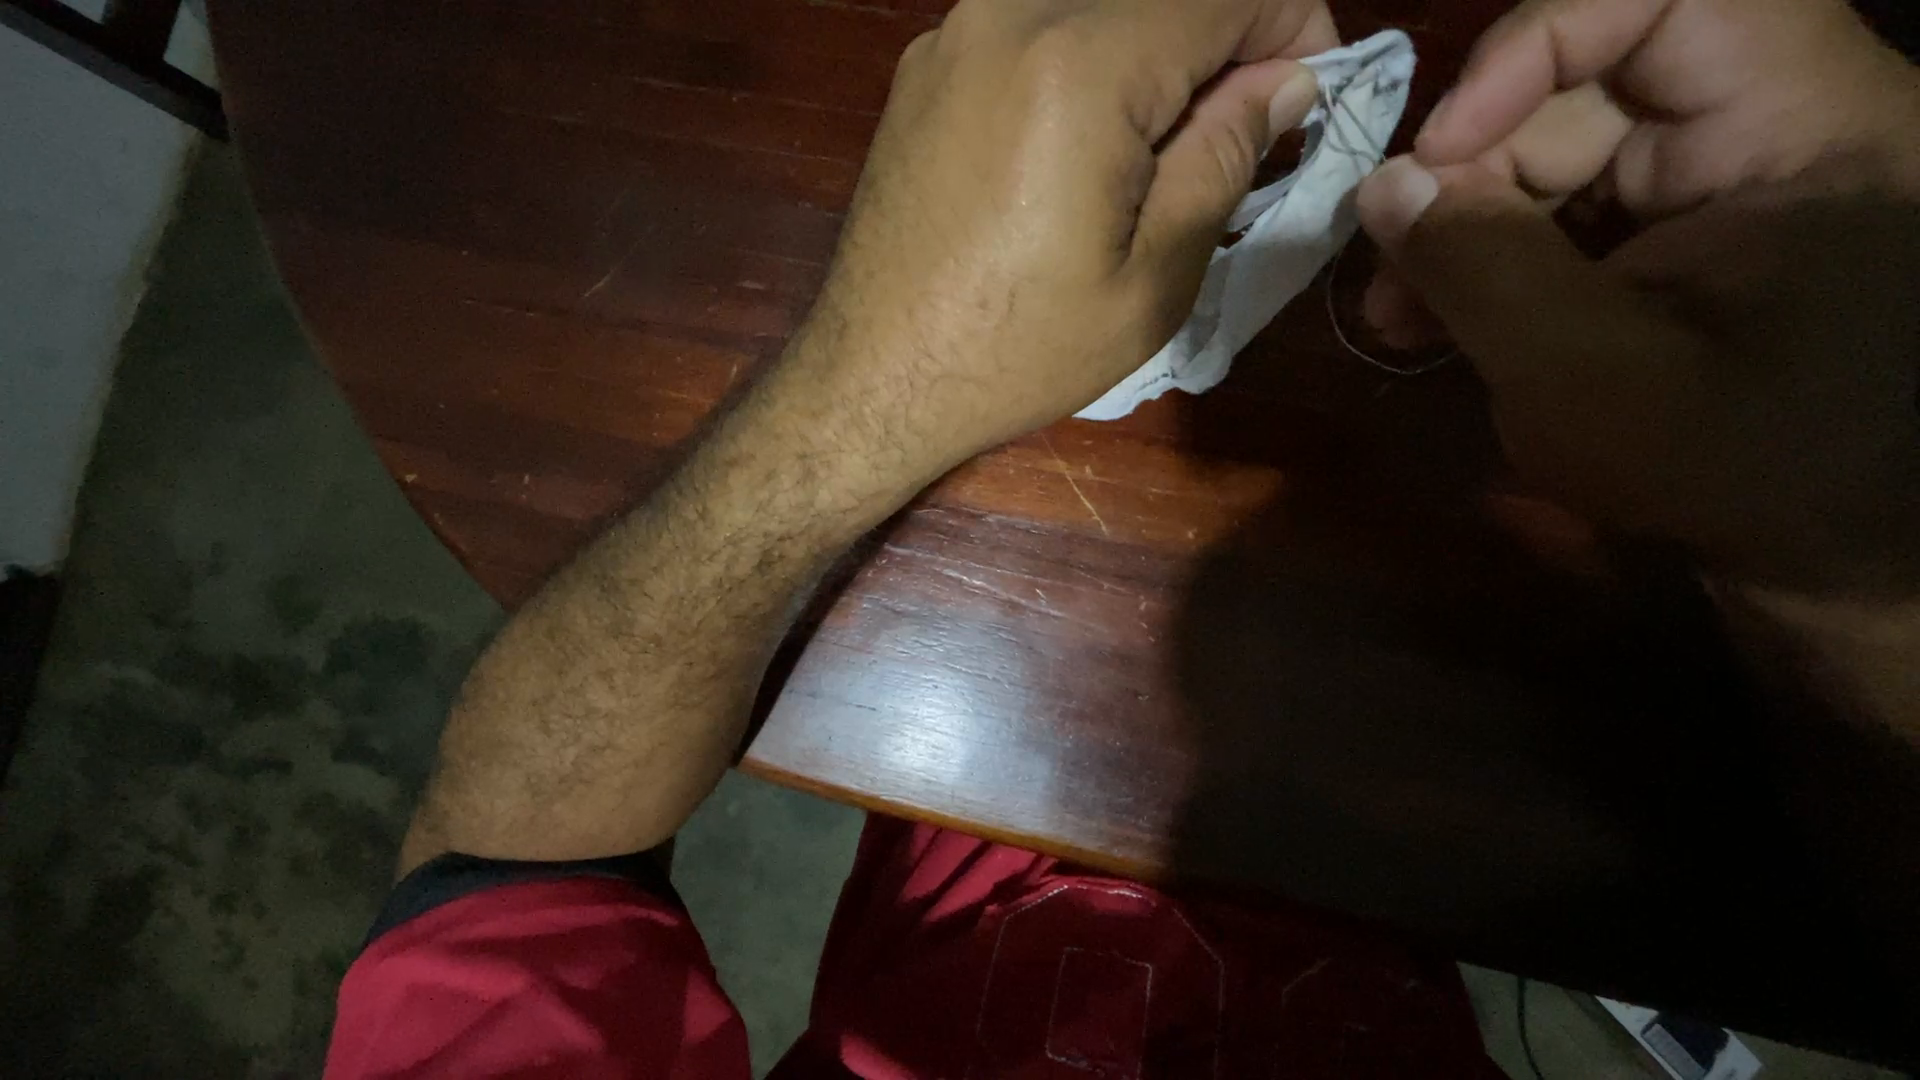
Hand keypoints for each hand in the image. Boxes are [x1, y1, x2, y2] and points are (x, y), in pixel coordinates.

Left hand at [784, 0, 1334, 474]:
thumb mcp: (1149, 281)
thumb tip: (1283, 81)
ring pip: (1092, 9)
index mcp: (1081, 62)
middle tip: (1237, 136)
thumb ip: (1225, 159)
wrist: (874, 381)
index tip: (1308, 95)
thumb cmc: (1016, 353)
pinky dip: (1082, 70)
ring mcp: (952, 38)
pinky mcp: (921, 75)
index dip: (1294, 27)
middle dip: (1219, 48)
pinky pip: (1028, 36)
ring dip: (1150, 60)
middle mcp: (1010, 14)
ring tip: (1160, 153)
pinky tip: (1082, 149)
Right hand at [1354, 0, 1919, 594]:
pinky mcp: (1673, 239)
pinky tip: (1432, 323)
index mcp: (1798, 126)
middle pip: (1582, 95)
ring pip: (1550, 164)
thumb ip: (1479, 267)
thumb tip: (1380, 183)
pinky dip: (1484, 266)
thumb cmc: (1729, 464)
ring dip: (1454, 235)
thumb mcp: (1581, 371)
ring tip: (1394, 318)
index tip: (1435, 154)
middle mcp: (1764, 129)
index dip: (1533, 51)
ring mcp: (1715, 187)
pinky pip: (1558, 220)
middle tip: (1383, 276)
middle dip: (1461, 183)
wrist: (1818, 546)